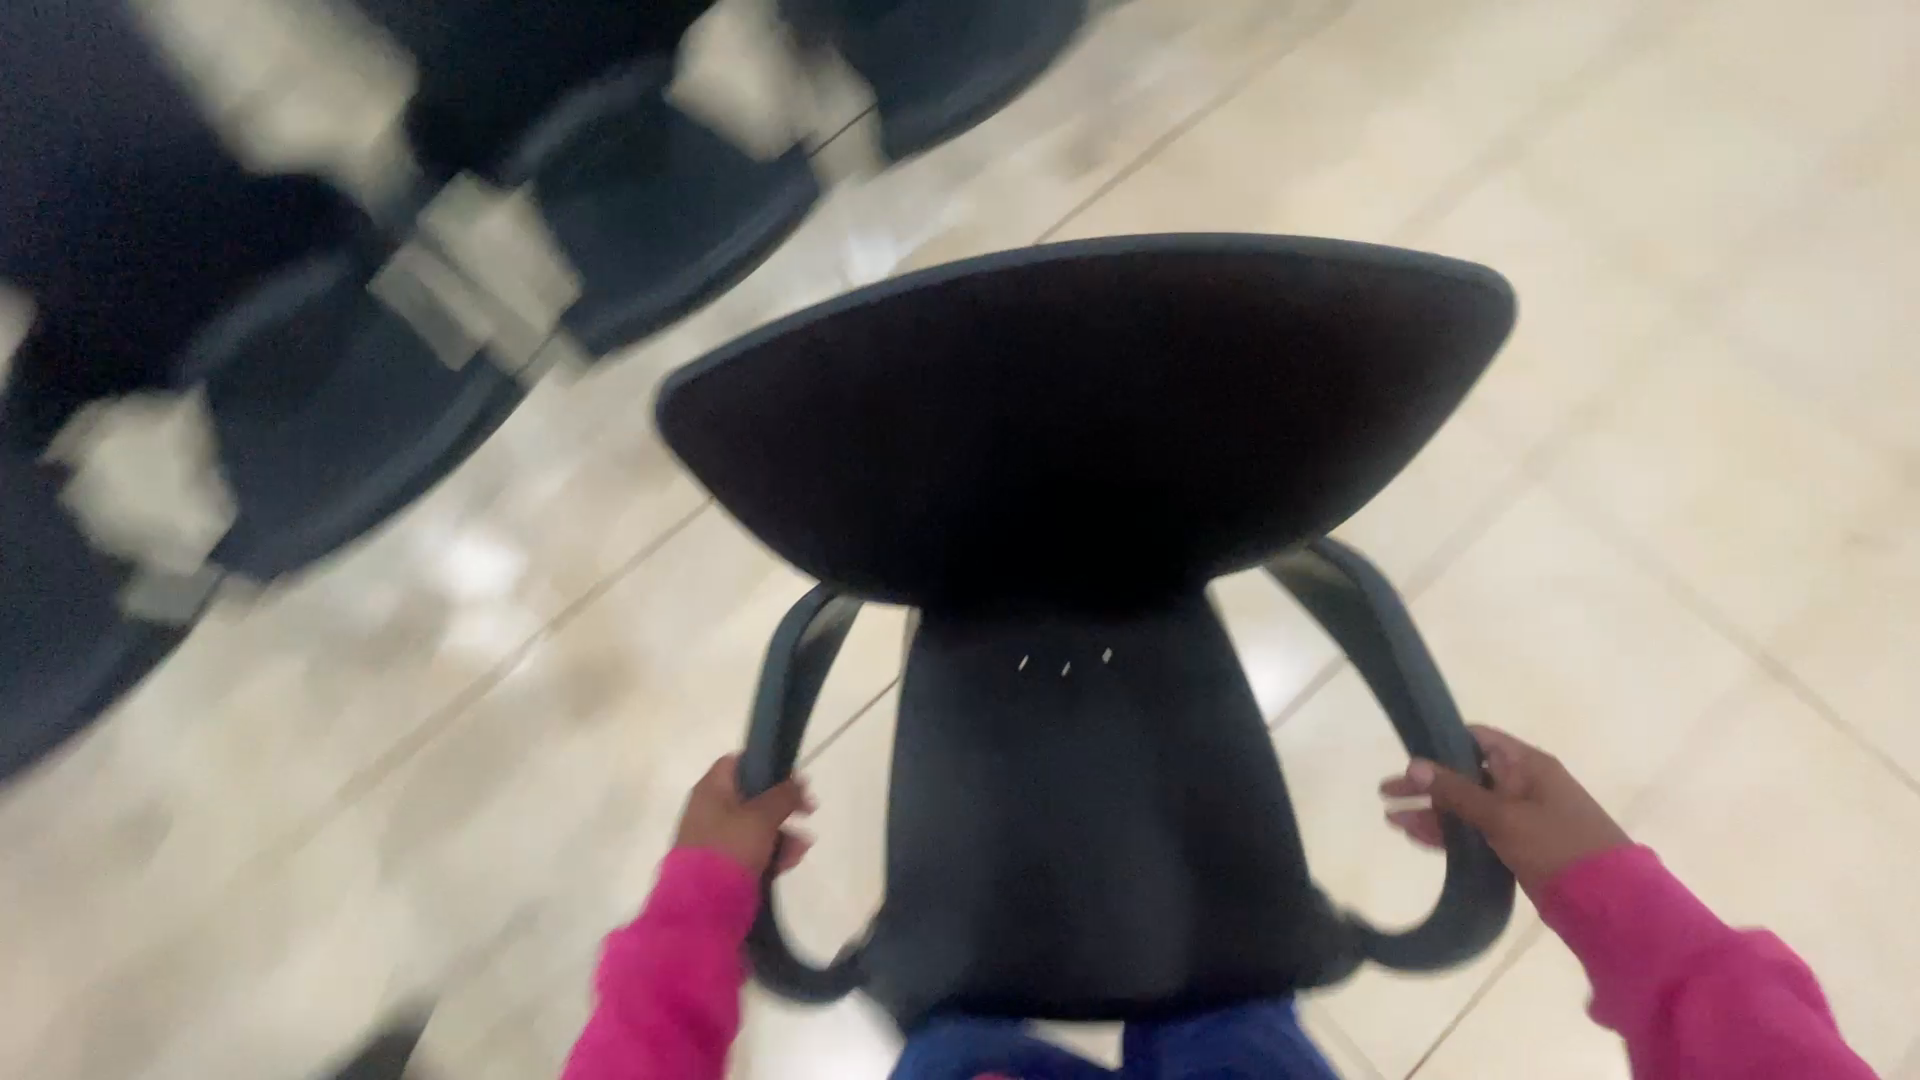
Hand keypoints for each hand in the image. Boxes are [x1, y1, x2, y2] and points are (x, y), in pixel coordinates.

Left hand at [674, 754, 814, 876]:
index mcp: (712, 789)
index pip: (738, 762)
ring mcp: (715, 839)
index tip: (791, 777)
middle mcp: (710, 810)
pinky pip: (752, 850)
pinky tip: (792, 860)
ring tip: (804, 845)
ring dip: (784, 832)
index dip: (766, 764)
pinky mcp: (721, 865)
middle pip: (753, 796)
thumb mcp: (762, 815)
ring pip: (756, 826)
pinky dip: (772, 852)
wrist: (701, 908)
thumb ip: (784, 794)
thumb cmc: (731, 847)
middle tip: (809, 810)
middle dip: (784, 804)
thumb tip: (799, 780)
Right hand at [1380, 726, 1630, 897]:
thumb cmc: (1558, 846)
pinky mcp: (1519, 844)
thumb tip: (1413, 763)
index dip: (1440, 742)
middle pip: (1463, 773)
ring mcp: (1520, 815)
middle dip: (1425, 783)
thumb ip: (1455, 790)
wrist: (1613, 907)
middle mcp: (1522, 784)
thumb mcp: (1502, 815)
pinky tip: (1418, 837)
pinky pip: (1474, 830)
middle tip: (1386, 793)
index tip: (1407, 754)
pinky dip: (1448, 833)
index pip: (1475, 738)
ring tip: (1393, 822)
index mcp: (1526, 765)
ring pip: (1465, 805)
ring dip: (1431, 812)